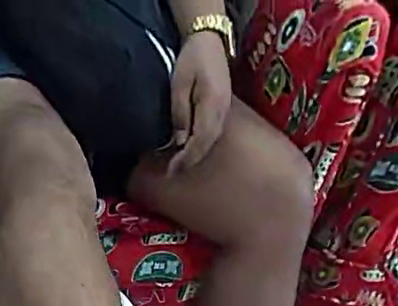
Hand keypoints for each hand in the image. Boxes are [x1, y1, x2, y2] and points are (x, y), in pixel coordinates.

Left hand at [167, 30, 232, 173]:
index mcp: (211, 104)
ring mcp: (225, 111)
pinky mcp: (223, 110)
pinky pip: (213, 135)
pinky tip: (190, 150)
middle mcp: (222, 111)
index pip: (200, 140)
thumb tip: (180, 142)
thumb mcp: (179, 85)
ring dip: (195, 156)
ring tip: (180, 165)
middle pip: (206, 145)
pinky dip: (201, 146)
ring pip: (210, 143)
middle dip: (190, 162)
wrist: (209, 41)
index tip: (172, 170)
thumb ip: (180, 114)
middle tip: (173, 173)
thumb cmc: (191, 60)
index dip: (186, 158)